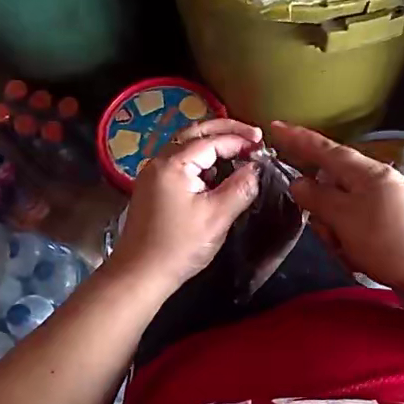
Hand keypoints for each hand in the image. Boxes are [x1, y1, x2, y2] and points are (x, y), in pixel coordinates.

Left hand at [111, 118, 263, 291]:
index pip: (212, 140)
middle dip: (225, 130)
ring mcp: (153, 174)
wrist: (140, 273)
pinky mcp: (154, 188)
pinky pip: (180, 161)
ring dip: (213, 142)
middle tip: (253, 135)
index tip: (263, 145)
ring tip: (239, 148)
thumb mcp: (217, 216)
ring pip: (186, 146)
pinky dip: (202, 158)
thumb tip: (256, 167)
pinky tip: (217, 169)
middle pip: (195, 132)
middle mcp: (160, 161)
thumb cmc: (180, 245)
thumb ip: (240, 187)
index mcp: (174, 164)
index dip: (239, 140)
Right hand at [269, 122, 403, 295]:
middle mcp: (374, 181)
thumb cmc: (392, 242)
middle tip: (334, 239)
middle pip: (330, 187)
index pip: (324, 149)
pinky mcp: (390, 223)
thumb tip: (298, 181)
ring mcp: (384, 202)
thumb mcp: (346, 220)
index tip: (274, 127)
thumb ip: (318, 199)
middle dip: (324, 217)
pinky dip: (354, 245)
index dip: (298, 140)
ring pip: (341, 213)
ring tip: (354, 255)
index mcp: (364, 172)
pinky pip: (357, 229)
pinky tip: (364, 261)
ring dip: (340, 236)